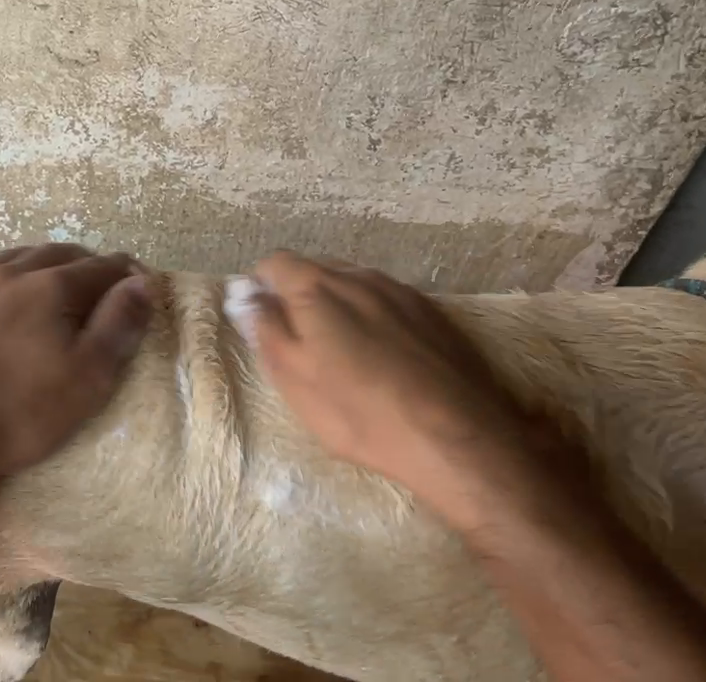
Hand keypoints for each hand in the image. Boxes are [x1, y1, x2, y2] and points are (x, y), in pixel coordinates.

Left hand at [0, 244, 152, 495]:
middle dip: (86, 266)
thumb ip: (119, 325)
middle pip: (59, 254)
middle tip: (100, 289)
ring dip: (41, 265)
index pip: (101, 267)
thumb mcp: (89, 380)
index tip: (137, 284)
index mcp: (51, 287)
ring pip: (15, 256)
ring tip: (52, 286)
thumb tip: (142, 282)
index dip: (126, 274)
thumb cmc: (21, 415)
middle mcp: (9, 271)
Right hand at [251, 251, 534, 504]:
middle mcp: (359, 276)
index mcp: (318, 287)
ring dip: (338, 306)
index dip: (261, 287)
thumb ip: (265, 329)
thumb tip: (246, 297)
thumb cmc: (361, 413)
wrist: (459, 442)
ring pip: (354, 285)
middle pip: (315, 269)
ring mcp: (402, 292)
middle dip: (298, 295)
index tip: (261, 319)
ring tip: (343, 351)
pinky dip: (374, 317)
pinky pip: (388, 302)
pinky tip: (383, 357)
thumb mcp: (294, 378)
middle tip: (299, 341)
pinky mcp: (435, 314)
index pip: (274, 263)